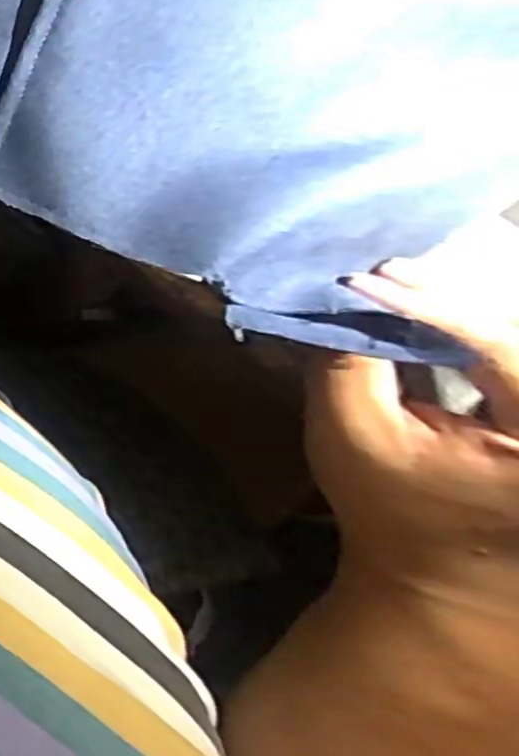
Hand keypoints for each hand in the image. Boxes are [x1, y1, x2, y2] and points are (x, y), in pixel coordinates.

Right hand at [309, 256, 518, 603]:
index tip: (366, 279)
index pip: (504, 353)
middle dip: (454, 300)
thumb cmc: (387, 504)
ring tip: (403, 281)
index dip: (433, 309)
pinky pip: (513, 364)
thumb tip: (343, 305)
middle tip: (387, 269)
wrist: (442, 574)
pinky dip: (471, 334)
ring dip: (464, 311)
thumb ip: (347, 367)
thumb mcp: (351, 433)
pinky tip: (426, 311)